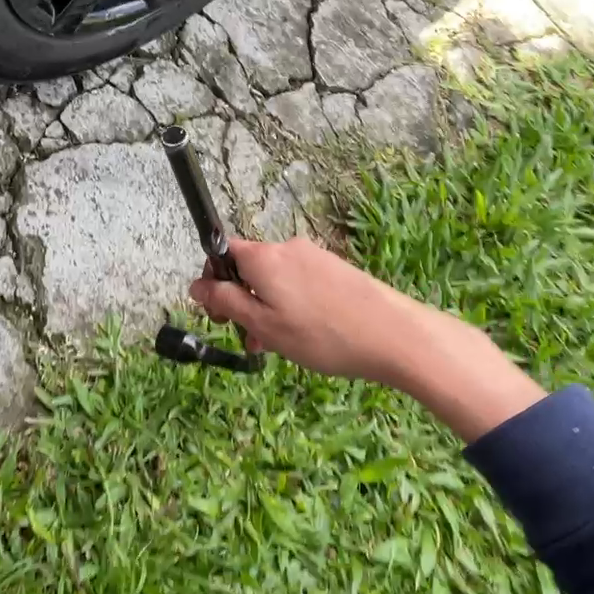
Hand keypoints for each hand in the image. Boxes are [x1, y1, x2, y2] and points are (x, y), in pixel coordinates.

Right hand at [188, 237, 546, 440]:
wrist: (396, 336)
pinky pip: (300, 283)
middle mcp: (286, 248)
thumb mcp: (263, 325)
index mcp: (263, 257)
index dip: (212, 281)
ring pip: (275, 279)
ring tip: (279, 344)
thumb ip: (225, 302)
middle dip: (242, 300)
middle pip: (248, 267)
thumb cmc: (322, 334)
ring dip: (267, 307)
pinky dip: (292, 305)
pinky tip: (307, 335)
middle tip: (249, 338)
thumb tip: (196, 286)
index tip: (218, 314)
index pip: (221, 253)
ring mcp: (315, 257)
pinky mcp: (337, 270)